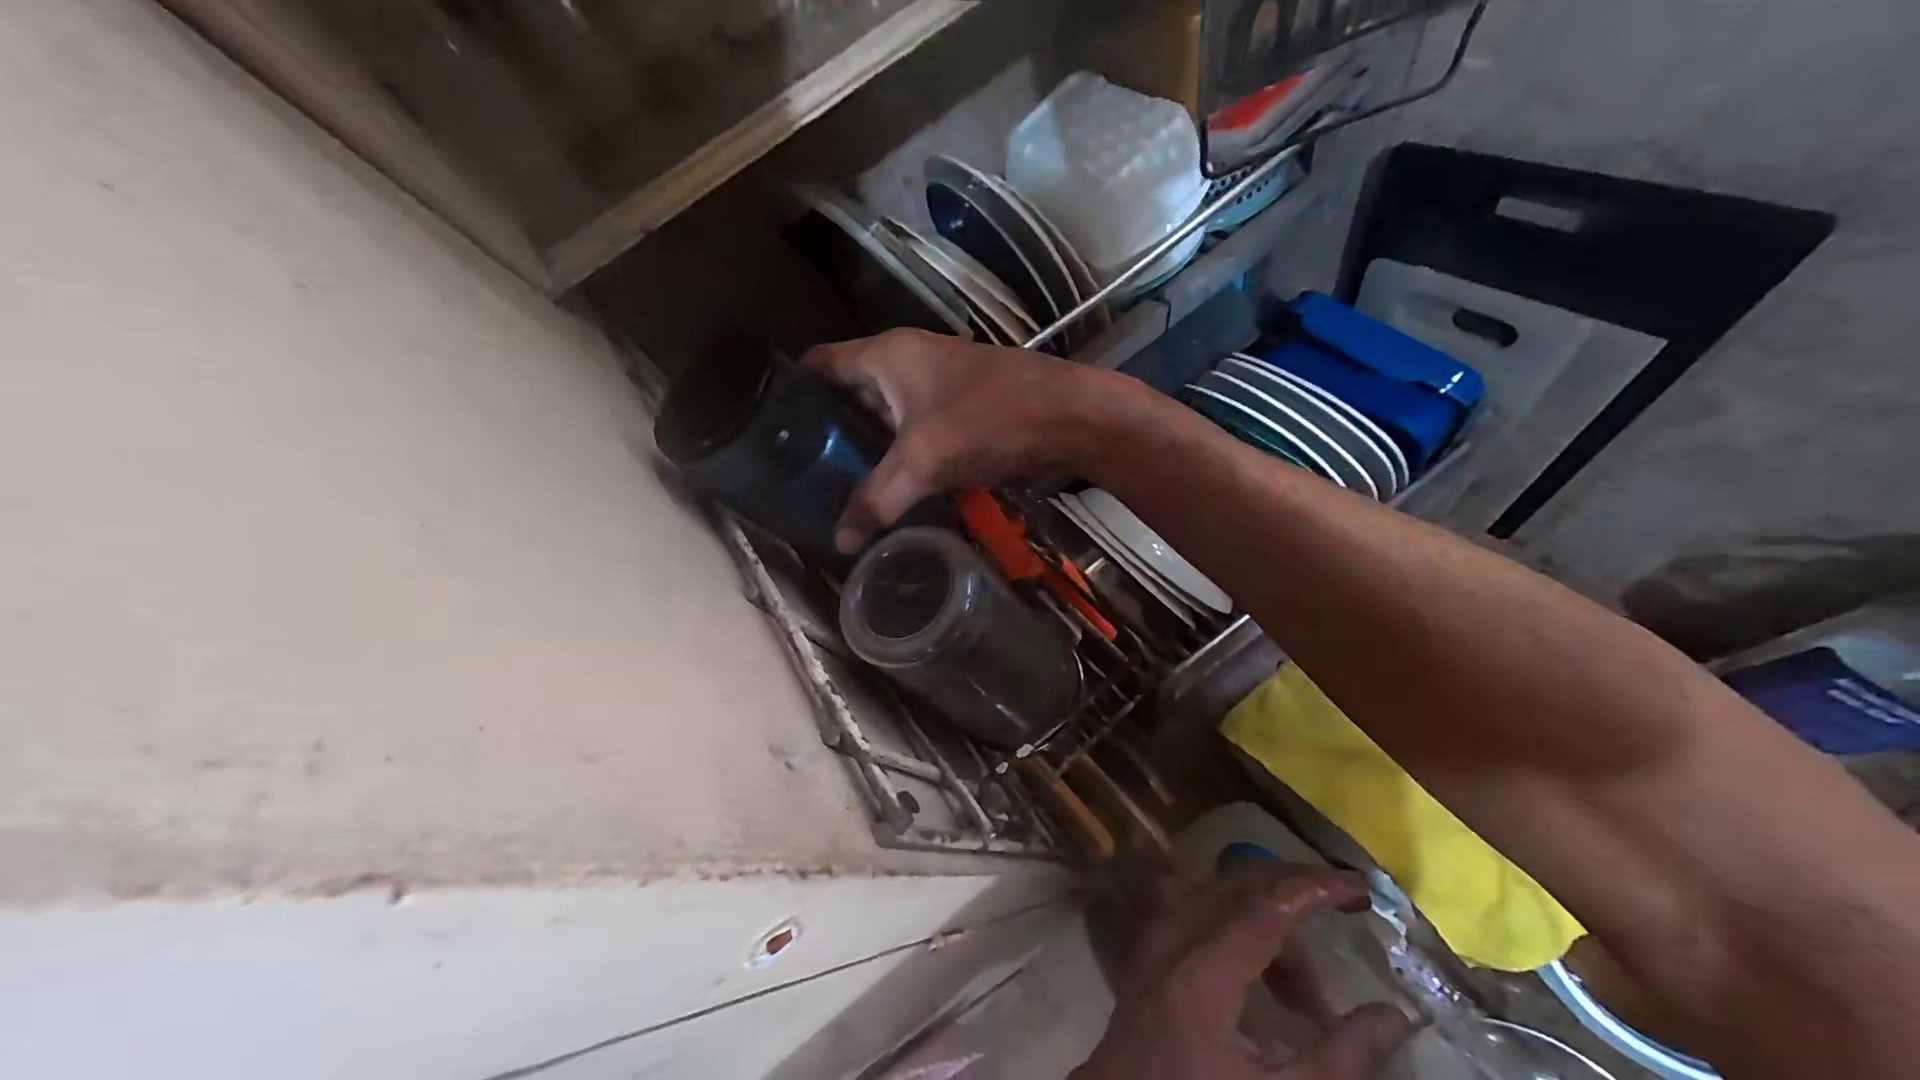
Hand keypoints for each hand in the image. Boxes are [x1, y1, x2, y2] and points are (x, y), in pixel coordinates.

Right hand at [801, 330, 1119, 551]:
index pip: (820, 363)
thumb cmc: (991, 419)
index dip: (792, 392)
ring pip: (883, 413)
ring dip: (863, 444)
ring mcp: (937, 385)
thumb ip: (878, 498)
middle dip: (826, 427)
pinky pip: (913, 431)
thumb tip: (841, 541)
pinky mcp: (960, 411)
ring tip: (833, 483)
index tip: (770, 432)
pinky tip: (886, 485)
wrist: (1072, 416)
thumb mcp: (924, 460)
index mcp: (886, 355)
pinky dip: (897, 454)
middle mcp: (907, 361)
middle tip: (799, 470)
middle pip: (849, 390)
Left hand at [1073, 865, 1414, 1079]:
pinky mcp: (1153, 948)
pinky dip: (1245, 933)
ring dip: (1274, 923)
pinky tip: (1273, 990)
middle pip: (1243, 884)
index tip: (1364, 889)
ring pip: (1225, 896)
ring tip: (1309, 998)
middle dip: (1299, 889)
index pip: (1267, 903)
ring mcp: (1158, 937)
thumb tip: (1396, 1014)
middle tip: (1351, 909)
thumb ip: (1342, 1056)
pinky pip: (1206, 913)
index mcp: (1203, 969)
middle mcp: (1175, 935)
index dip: (1317, 887)